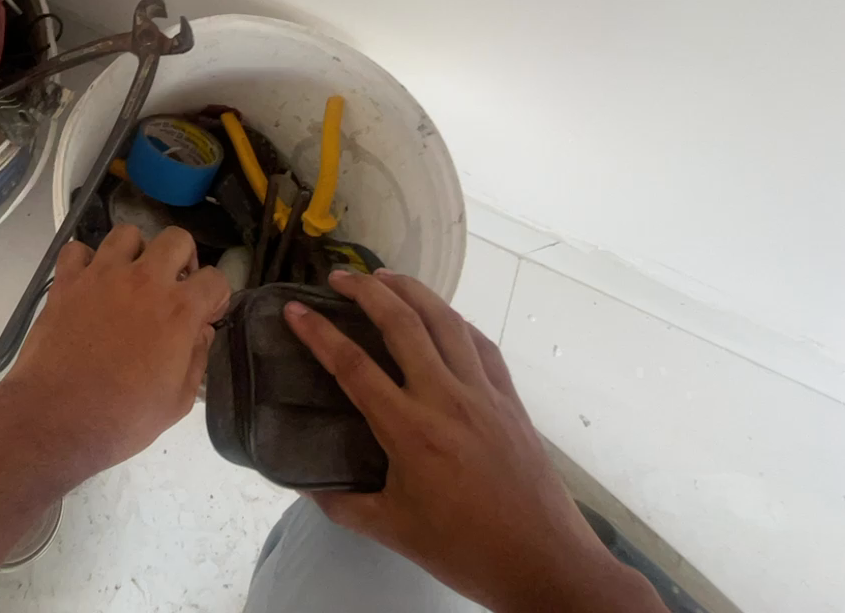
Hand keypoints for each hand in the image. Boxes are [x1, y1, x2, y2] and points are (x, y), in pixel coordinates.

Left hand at [0, 225, 230, 487]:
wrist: (57, 419)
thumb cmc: (122, 418)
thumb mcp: (177, 402)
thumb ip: (196, 359)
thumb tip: (201, 331)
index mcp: (178, 310)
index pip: (215, 279)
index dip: (215, 296)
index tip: (205, 314)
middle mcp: (144, 280)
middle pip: (176, 239)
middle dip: (182, 259)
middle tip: (172, 286)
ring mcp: (102, 274)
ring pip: (127, 233)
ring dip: (135, 252)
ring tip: (130, 278)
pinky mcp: (67, 280)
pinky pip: (78, 249)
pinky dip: (85, 260)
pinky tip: (89, 282)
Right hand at [284, 270, 662, 612]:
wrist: (549, 568)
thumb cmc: (466, 550)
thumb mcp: (393, 532)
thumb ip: (342, 504)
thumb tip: (303, 483)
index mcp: (409, 430)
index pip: (352, 365)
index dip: (317, 332)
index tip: (294, 309)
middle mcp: (444, 398)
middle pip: (401, 323)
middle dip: (365, 290)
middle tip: (338, 277)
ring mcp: (482, 393)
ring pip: (444, 320)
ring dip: (410, 289)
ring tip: (383, 276)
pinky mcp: (509, 398)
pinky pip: (479, 342)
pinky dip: (452, 318)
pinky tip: (439, 314)